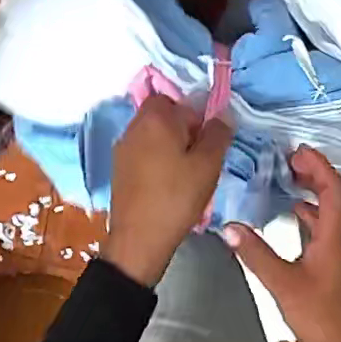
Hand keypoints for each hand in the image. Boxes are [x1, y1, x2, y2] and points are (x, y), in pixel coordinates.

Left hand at [102, 95, 234, 286]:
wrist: (139, 239)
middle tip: (198, 155)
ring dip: (168, 142)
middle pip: (163, 113)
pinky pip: (142, 150)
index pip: (183, 102)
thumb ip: (218, 133)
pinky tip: (167, 181)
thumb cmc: (177, 197)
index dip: (199, 119)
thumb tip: (222, 114)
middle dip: (182, 128)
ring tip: (184, 170)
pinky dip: (155, 157)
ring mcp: (123, 147)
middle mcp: (134, 126)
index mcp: (156, 118)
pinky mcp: (118, 167)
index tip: (208, 144)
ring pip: (152, 132)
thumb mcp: (208, 164)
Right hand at [224, 147, 340, 341]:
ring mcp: (340, 248)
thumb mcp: (284, 283)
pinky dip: (309, 211)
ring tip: (286, 179)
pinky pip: (324, 224)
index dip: (318, 165)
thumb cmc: (321, 314)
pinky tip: (291, 213)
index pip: (333, 187)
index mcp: (335, 233)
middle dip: (314, 172)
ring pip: (330, 208)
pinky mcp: (335, 260)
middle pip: (334, 192)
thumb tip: (230, 227)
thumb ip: (257, 254)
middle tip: (288, 161)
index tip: (296, 151)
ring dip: (312, 189)